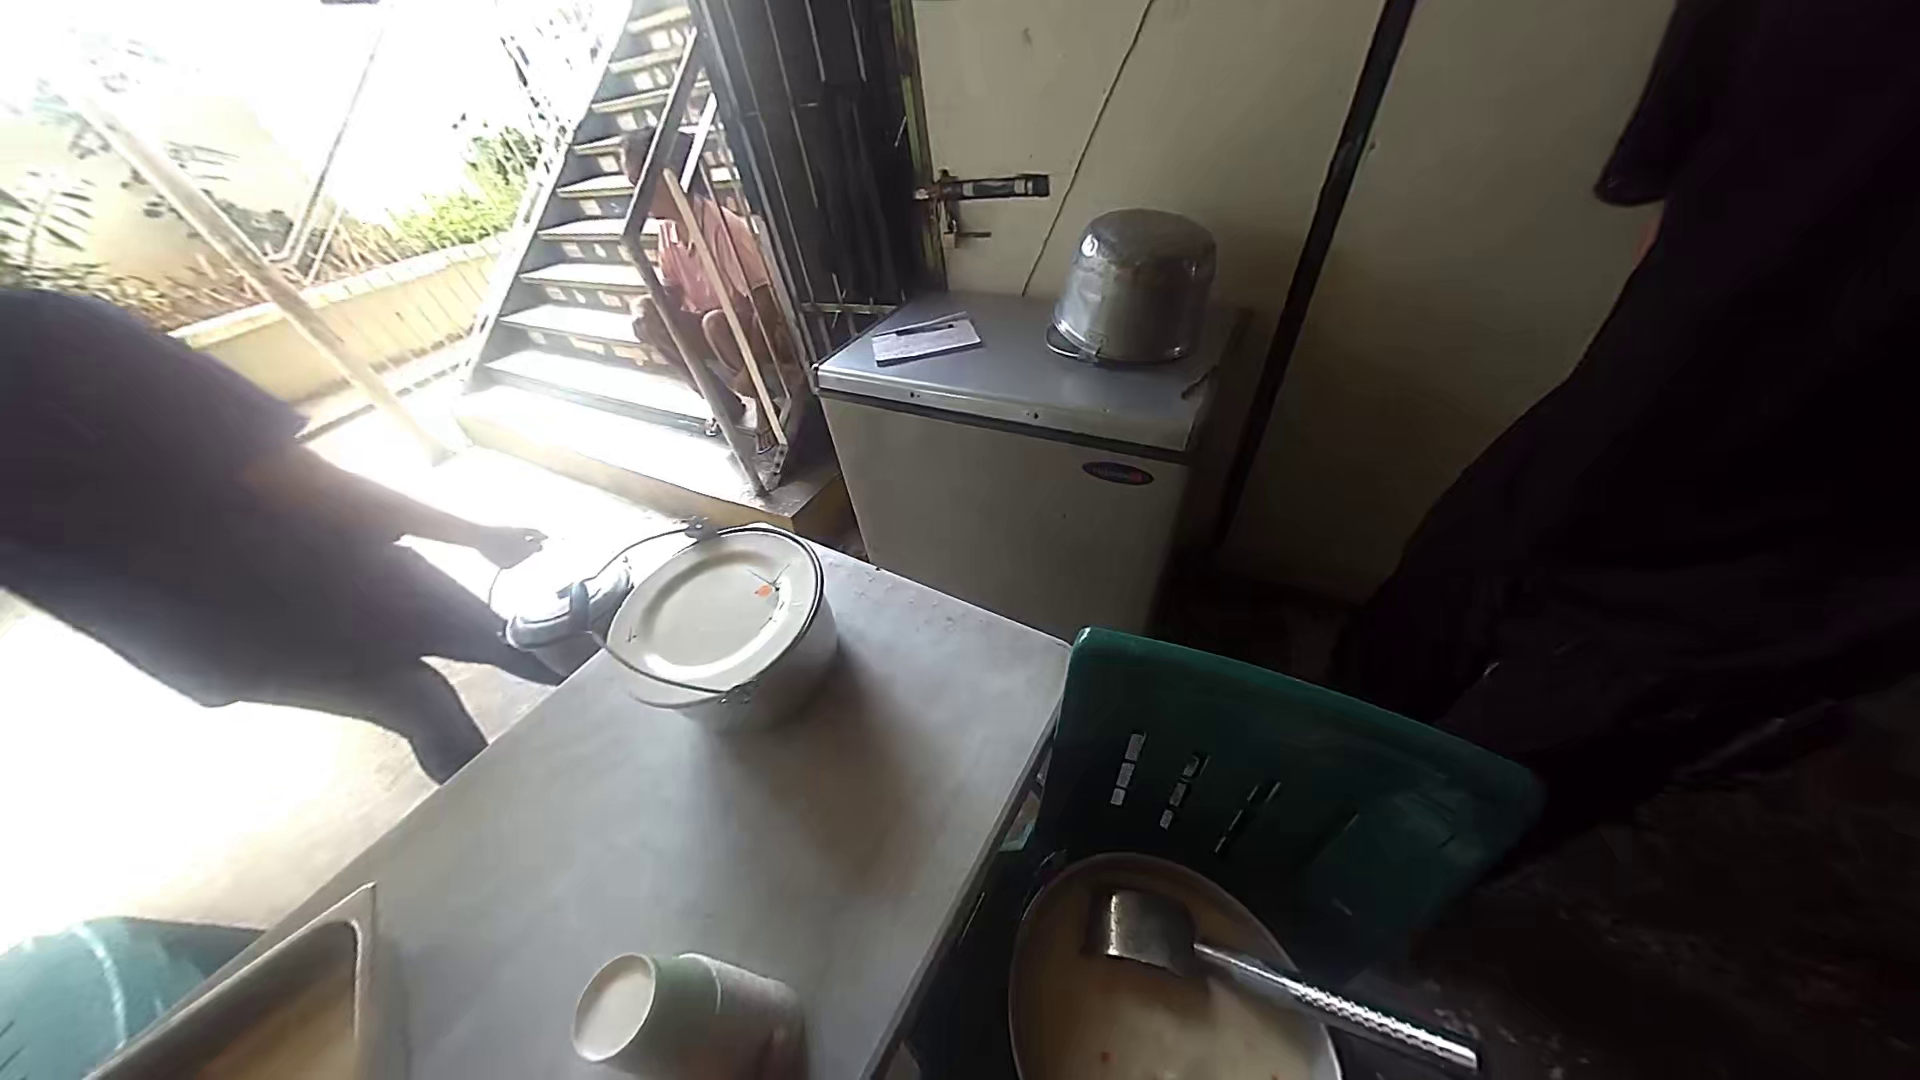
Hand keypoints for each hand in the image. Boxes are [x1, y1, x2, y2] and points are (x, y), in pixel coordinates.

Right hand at [473, 525, 545, 567]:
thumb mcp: (520, 530)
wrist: (481, 537)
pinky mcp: (506, 566)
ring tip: (504, 545)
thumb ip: (536, 534)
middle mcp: (523, 558)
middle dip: (525, 547)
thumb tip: (547, 538)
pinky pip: (512, 561)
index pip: (538, 547)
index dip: (532, 541)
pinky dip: (509, 557)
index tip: (525, 538)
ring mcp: (514, 563)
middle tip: (511, 541)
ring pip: (521, 558)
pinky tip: (500, 551)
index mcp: (528, 548)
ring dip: (517, 552)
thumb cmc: (502, 532)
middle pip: (530, 553)